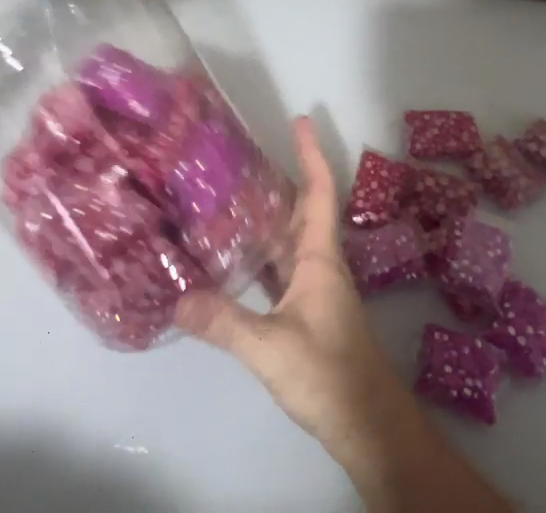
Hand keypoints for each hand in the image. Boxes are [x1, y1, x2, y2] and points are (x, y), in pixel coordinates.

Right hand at [176, 118, 413, 452]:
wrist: (368, 424)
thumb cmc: (329, 374)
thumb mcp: (270, 346)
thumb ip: (224, 321)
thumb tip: (177, 297)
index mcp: (320, 259)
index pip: (319, 193)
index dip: (311, 154)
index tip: (299, 120)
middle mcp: (320, 267)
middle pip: (302, 212)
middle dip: (279, 181)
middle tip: (239, 161)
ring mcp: (316, 293)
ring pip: (290, 243)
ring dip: (267, 220)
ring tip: (226, 202)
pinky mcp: (308, 317)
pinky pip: (282, 273)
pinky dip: (261, 259)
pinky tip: (233, 266)